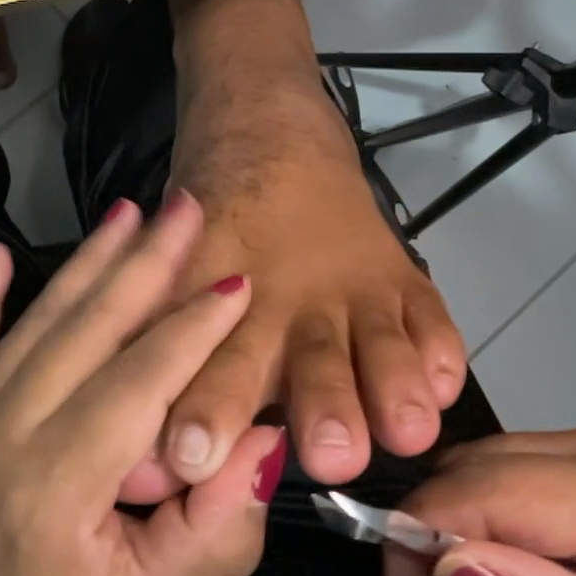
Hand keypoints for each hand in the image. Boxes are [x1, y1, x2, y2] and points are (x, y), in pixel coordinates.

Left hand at [0, 193, 289, 575]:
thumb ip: (218, 528)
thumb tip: (262, 432)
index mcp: (55, 484)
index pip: (141, 379)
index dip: (196, 327)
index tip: (238, 276)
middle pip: (87, 329)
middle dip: (145, 262)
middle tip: (185, 205)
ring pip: (33, 324)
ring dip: (85, 263)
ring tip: (127, 209)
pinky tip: (0, 253)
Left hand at [128, 0, 466, 493]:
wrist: (262, 122)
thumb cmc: (208, 206)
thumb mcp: (170, 258)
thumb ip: (157, 325)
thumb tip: (131, 413)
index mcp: (225, 301)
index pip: (213, 360)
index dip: (205, 406)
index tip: (190, 454)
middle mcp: (291, 301)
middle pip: (306, 363)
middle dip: (318, 407)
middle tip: (327, 452)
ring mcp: (351, 285)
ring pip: (378, 344)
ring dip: (391, 384)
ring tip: (403, 427)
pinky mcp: (396, 270)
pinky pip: (429, 313)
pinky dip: (440, 347)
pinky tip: (445, 381)